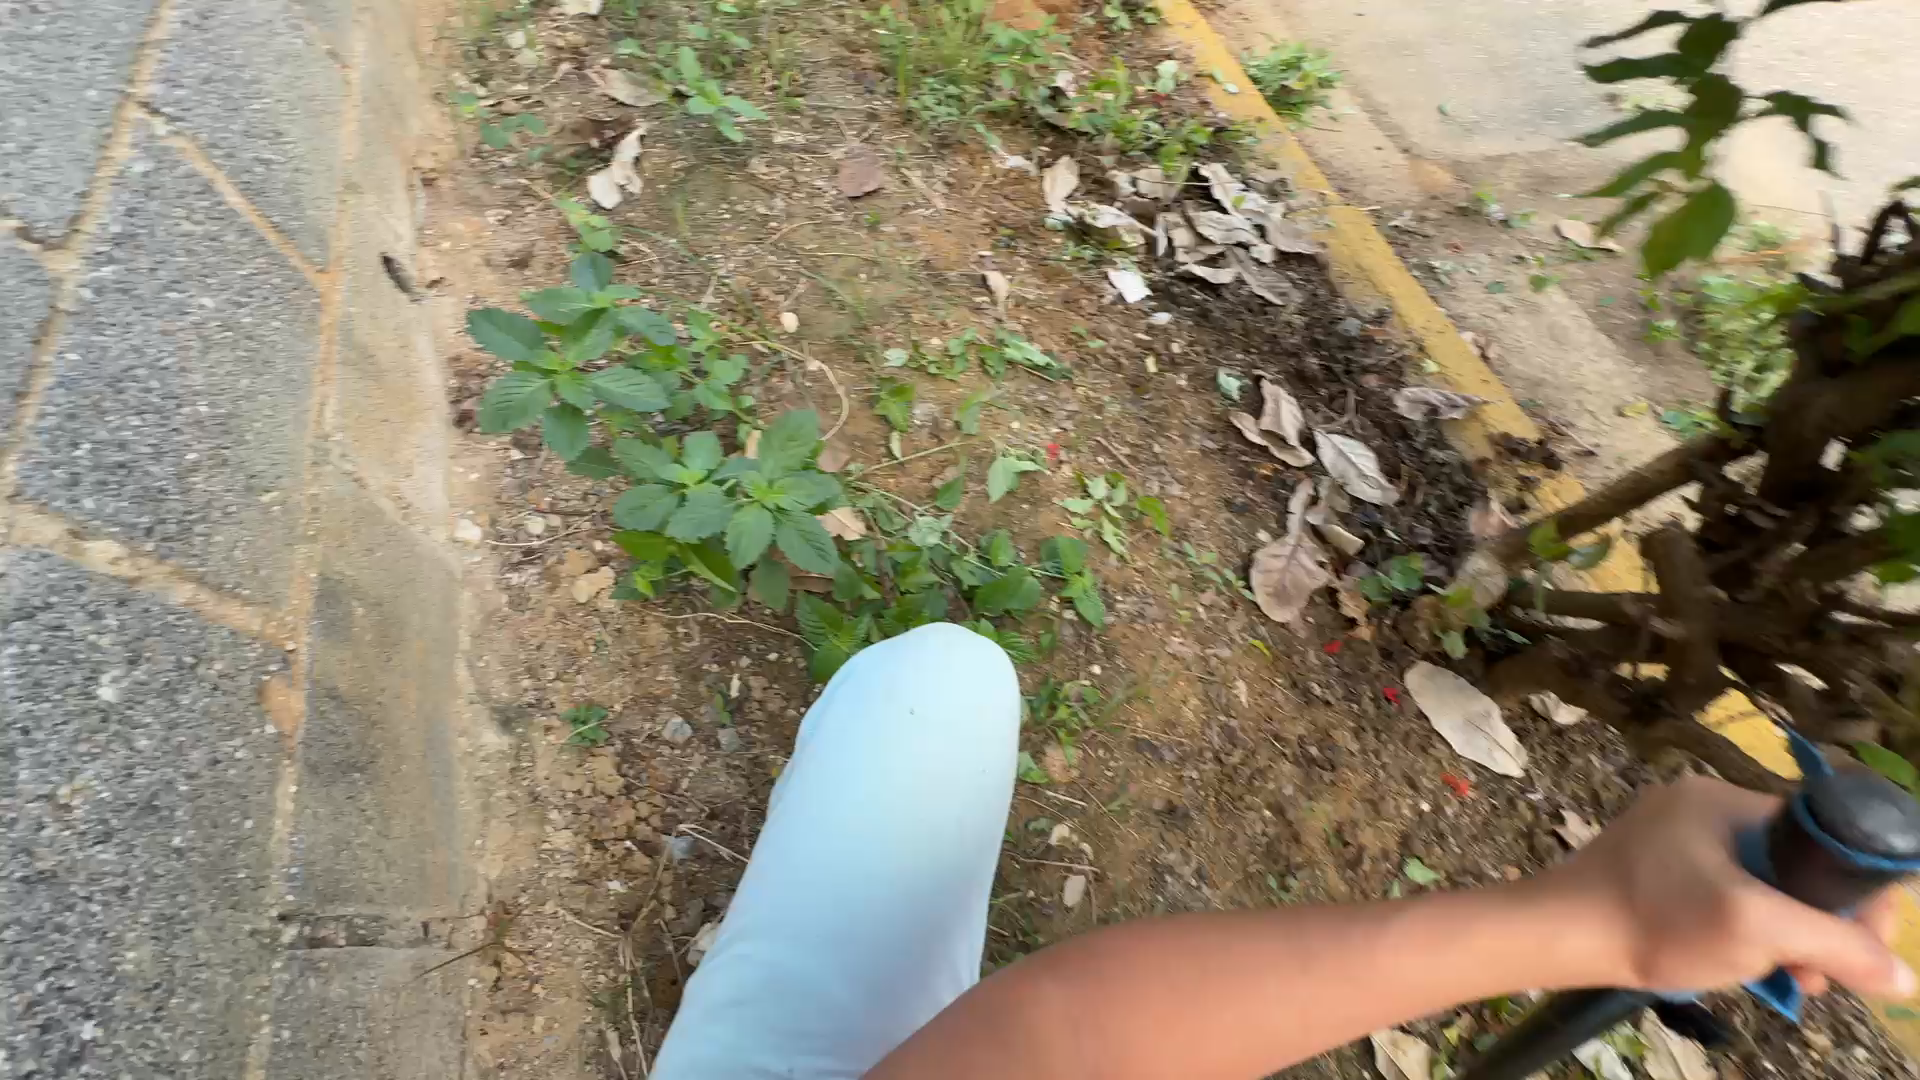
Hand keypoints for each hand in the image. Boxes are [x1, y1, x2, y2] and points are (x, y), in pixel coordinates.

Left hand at [1543, 775, 1915, 998]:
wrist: (1564, 930)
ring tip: (1789, 977)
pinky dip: (1748, 931)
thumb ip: (1841, 944)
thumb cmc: (1656, 917)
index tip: (1862, 941)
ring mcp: (1671, 837)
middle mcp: (1693, 808)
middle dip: (1820, 923)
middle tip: (1821, 971)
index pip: (1822, 835)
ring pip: (1764, 887)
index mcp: (1716, 801)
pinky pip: (1727, 895)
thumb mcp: (1762, 929)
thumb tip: (1898, 971)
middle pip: (1796, 865)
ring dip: (1787, 936)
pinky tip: (1749, 967)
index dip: (1856, 891)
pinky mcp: (1657, 868)